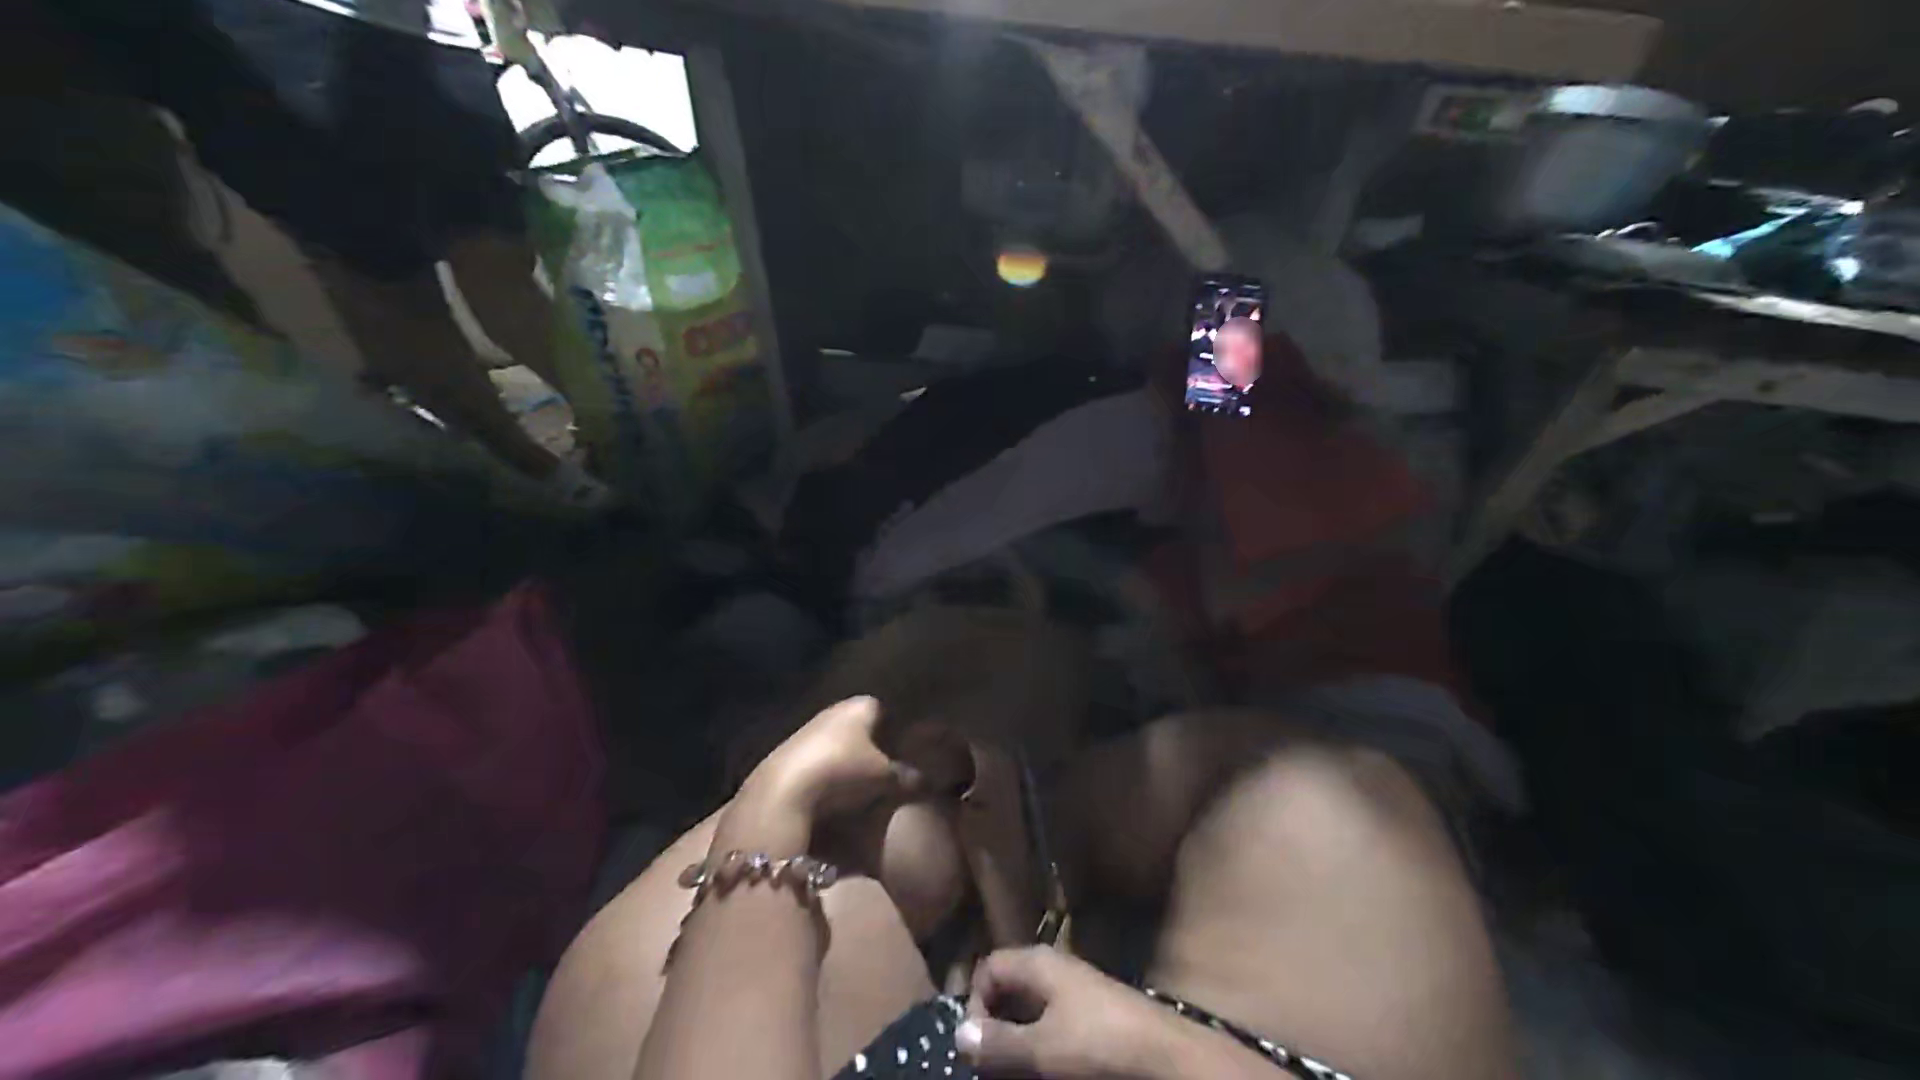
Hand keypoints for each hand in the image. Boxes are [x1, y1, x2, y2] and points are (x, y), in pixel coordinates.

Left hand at [737, 696, 925, 822]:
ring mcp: (810, 728)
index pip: (887, 710)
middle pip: (862, 725)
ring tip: (865, 786)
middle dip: (875, 745)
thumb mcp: (885, 778)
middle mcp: (836, 709)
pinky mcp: (790, 752)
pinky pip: (821, 758)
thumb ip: (907, 776)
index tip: (907, 752)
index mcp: (862, 705)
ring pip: (840, 741)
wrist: (783, 790)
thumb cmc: (843, 771)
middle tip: (890, 771)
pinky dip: (831, 770)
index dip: (898, 730)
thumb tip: (926, 780)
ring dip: (851, 759)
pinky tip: (837, 791)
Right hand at [957, 948, 1188, 1078]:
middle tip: (993, 1065)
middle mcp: (1052, 967)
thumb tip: (958, 1035)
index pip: (988, 968)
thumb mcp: (1042, 1049)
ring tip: (1017, 1070)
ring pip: (1029, 1007)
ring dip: (1016, 1037)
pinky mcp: (1089, 1011)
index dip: (976, 1003)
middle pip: (1007, 986)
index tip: (979, 1046)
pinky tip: (1044, 1066)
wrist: (1165, 1054)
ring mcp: (1072, 988)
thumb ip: (999, 1043)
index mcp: (1037, 963)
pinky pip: (1050, 1020)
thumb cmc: (1097, 1043)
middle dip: (995, 1024)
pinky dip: (1039, 1041)